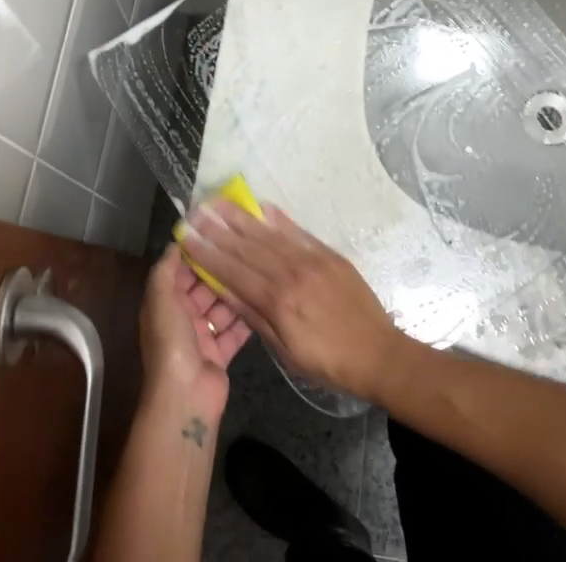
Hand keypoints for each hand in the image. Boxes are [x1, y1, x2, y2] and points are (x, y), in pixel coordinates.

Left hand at [140, 245, 250, 418]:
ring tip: (258, 273)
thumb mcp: (161, 300)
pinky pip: (234, 332)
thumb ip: (166, 271)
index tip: (219, 236)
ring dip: (235, 296)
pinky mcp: (220, 354)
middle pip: (203, 290)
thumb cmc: (171, 343)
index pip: (180, 274)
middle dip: (220, 275)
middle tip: (246, 253)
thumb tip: (176, 242)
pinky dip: (245, 321)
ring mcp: (201, 338)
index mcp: (164, 305)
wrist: (185, 396)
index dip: (196, 256)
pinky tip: (262, 303)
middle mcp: (181, 319)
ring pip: (221, 310)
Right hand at [181, 197, 406, 397]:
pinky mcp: (330, 255)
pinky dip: (279, 219)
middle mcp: (291, 274)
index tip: (187, 238)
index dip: (208, 254)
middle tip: (195, 212)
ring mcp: (312, 261)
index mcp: (277, 302)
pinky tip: (262, 207)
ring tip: (220, 203)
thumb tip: (226, 290)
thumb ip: (255, 316)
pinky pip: (299, 233)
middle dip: (218, 230)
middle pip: (248, 248)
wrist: (378, 354)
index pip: (234, 272)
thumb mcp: (285, 350)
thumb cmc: (328, 362)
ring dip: (242, 218)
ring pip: (270, 235)